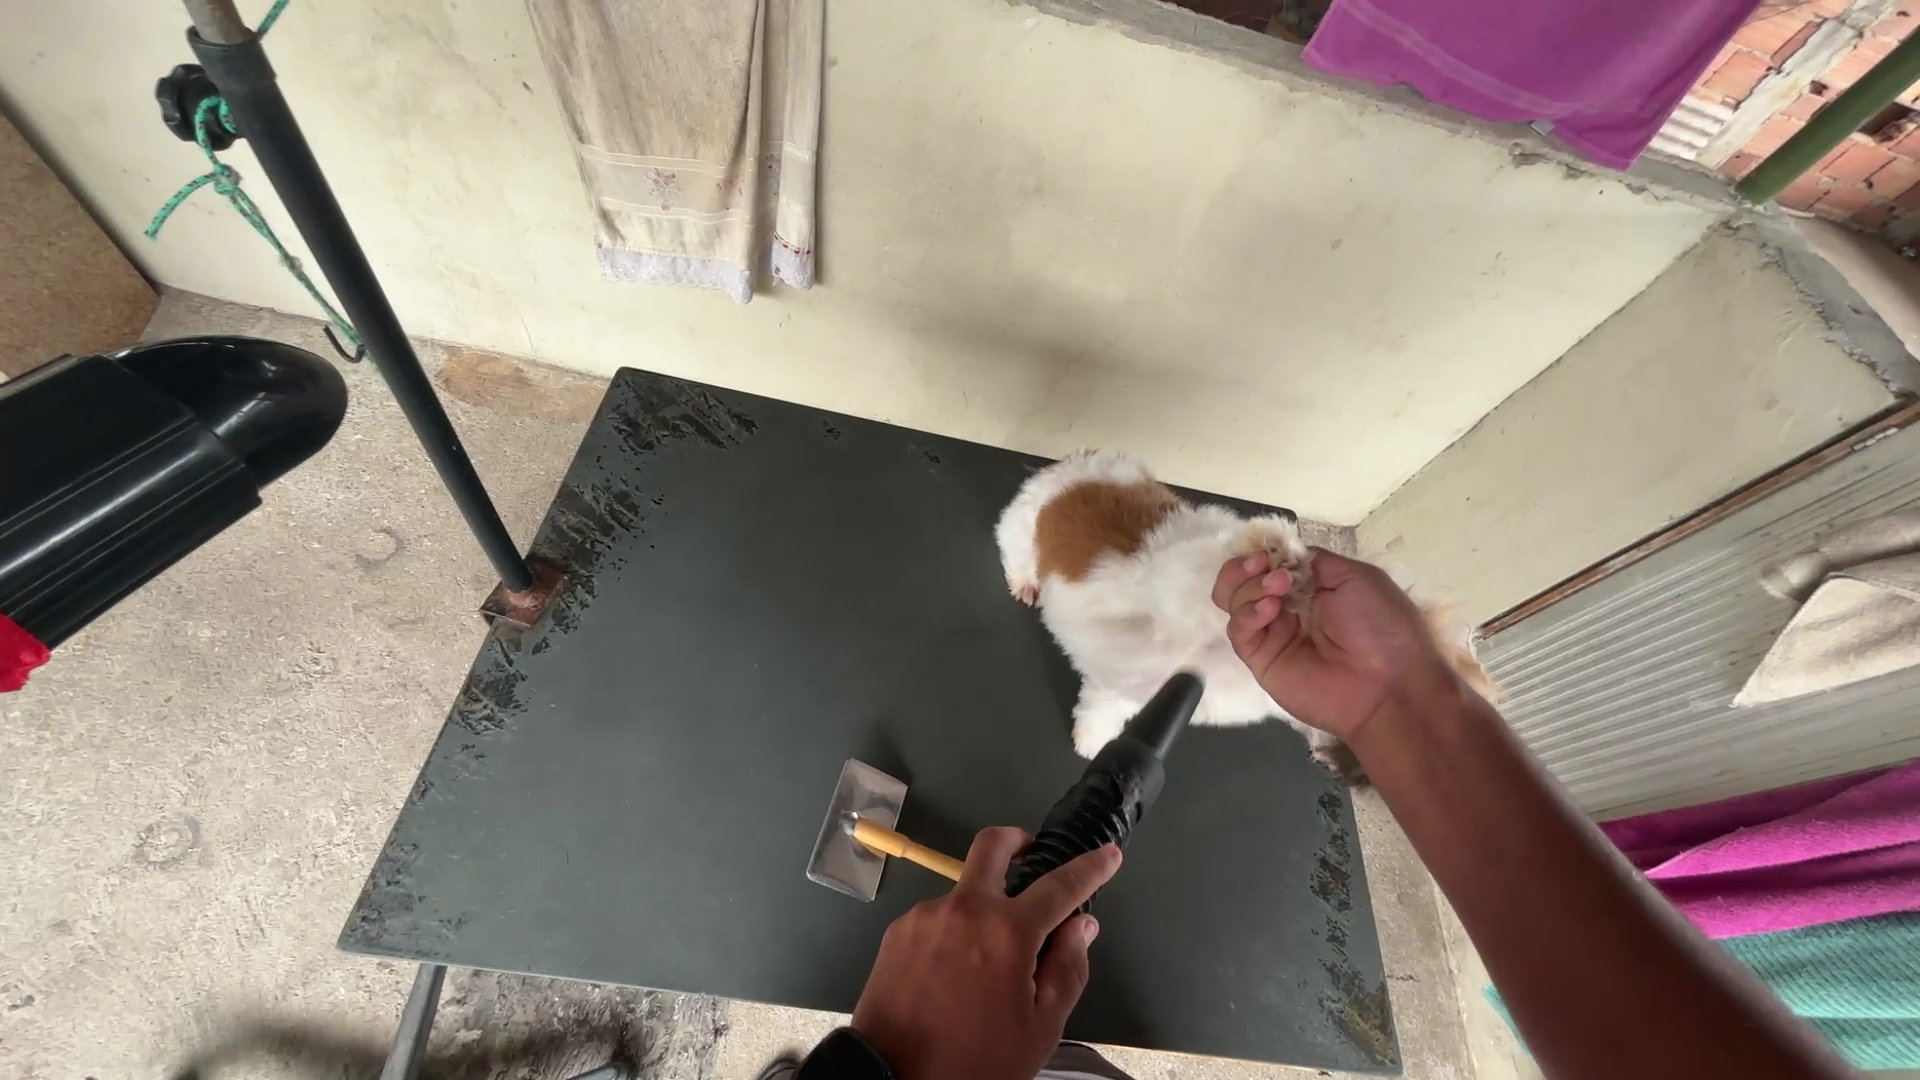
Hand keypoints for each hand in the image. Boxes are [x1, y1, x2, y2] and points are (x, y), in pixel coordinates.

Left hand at [850, 828, 1121, 1079]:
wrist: (891, 1079)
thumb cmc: (974, 1061)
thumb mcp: (1039, 1030)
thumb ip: (1067, 969)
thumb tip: (1080, 926)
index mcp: (1007, 932)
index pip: (1061, 886)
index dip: (1090, 868)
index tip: (1108, 854)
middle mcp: (966, 907)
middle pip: (993, 845)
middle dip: (1018, 839)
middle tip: (1030, 854)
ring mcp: (927, 913)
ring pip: (964, 891)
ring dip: (983, 909)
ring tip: (983, 964)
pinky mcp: (900, 928)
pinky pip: (938, 918)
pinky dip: (954, 933)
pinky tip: (951, 974)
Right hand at [1211, 548, 1458, 739]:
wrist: (1388, 686)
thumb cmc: (1381, 627)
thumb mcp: (1357, 578)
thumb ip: (1314, 561)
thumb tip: (1281, 554)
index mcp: (1308, 589)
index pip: (1266, 565)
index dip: (1259, 554)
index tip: (1266, 553)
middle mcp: (1284, 608)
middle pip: (1240, 581)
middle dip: (1244, 568)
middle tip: (1263, 567)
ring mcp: (1270, 634)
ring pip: (1233, 601)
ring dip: (1249, 586)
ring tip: (1277, 589)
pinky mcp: (1260, 659)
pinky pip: (1239, 631)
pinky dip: (1247, 614)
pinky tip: (1269, 611)